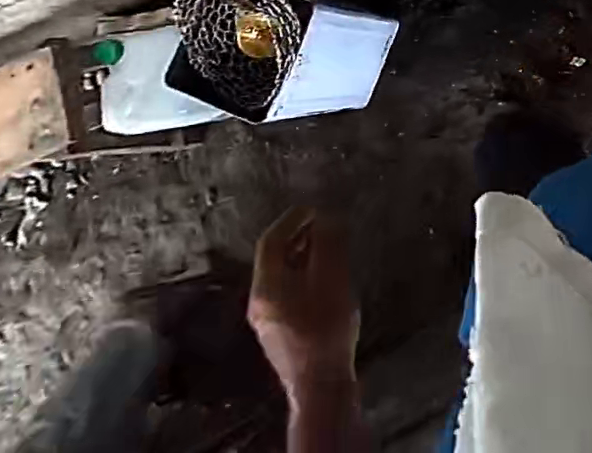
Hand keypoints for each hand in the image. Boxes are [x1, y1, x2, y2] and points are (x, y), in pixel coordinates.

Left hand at [248, 207, 360, 399]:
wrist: (319, 384)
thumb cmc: (326, 327)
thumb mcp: (332, 279)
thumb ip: (328, 245)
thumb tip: (328, 217)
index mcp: (266, 286)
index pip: (270, 241)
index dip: (292, 219)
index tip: (316, 207)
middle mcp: (259, 300)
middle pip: (274, 257)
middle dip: (299, 234)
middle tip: (327, 222)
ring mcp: (267, 318)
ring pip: (282, 274)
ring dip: (304, 253)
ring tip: (332, 244)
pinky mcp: (280, 329)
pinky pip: (288, 288)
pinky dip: (305, 271)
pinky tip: (327, 276)